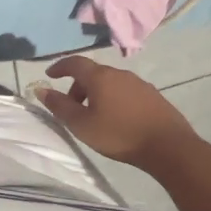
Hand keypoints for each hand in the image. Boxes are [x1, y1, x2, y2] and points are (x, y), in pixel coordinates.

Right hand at [32, 56, 201, 167]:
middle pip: (93, 73)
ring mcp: (140, 84)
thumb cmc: (119, 134)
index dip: (60, 66)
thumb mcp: (81, 124)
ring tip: (94, 115)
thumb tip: (41, 89)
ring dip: (97, 93)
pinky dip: (114, 99)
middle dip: (78, 86)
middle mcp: (120, 74)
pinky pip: (126, 91)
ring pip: (110, 83)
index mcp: (100, 77)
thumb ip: (60, 106)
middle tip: (71, 106)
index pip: (75, 63)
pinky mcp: (153, 96)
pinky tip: (117, 118)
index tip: (49, 75)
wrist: (169, 147)